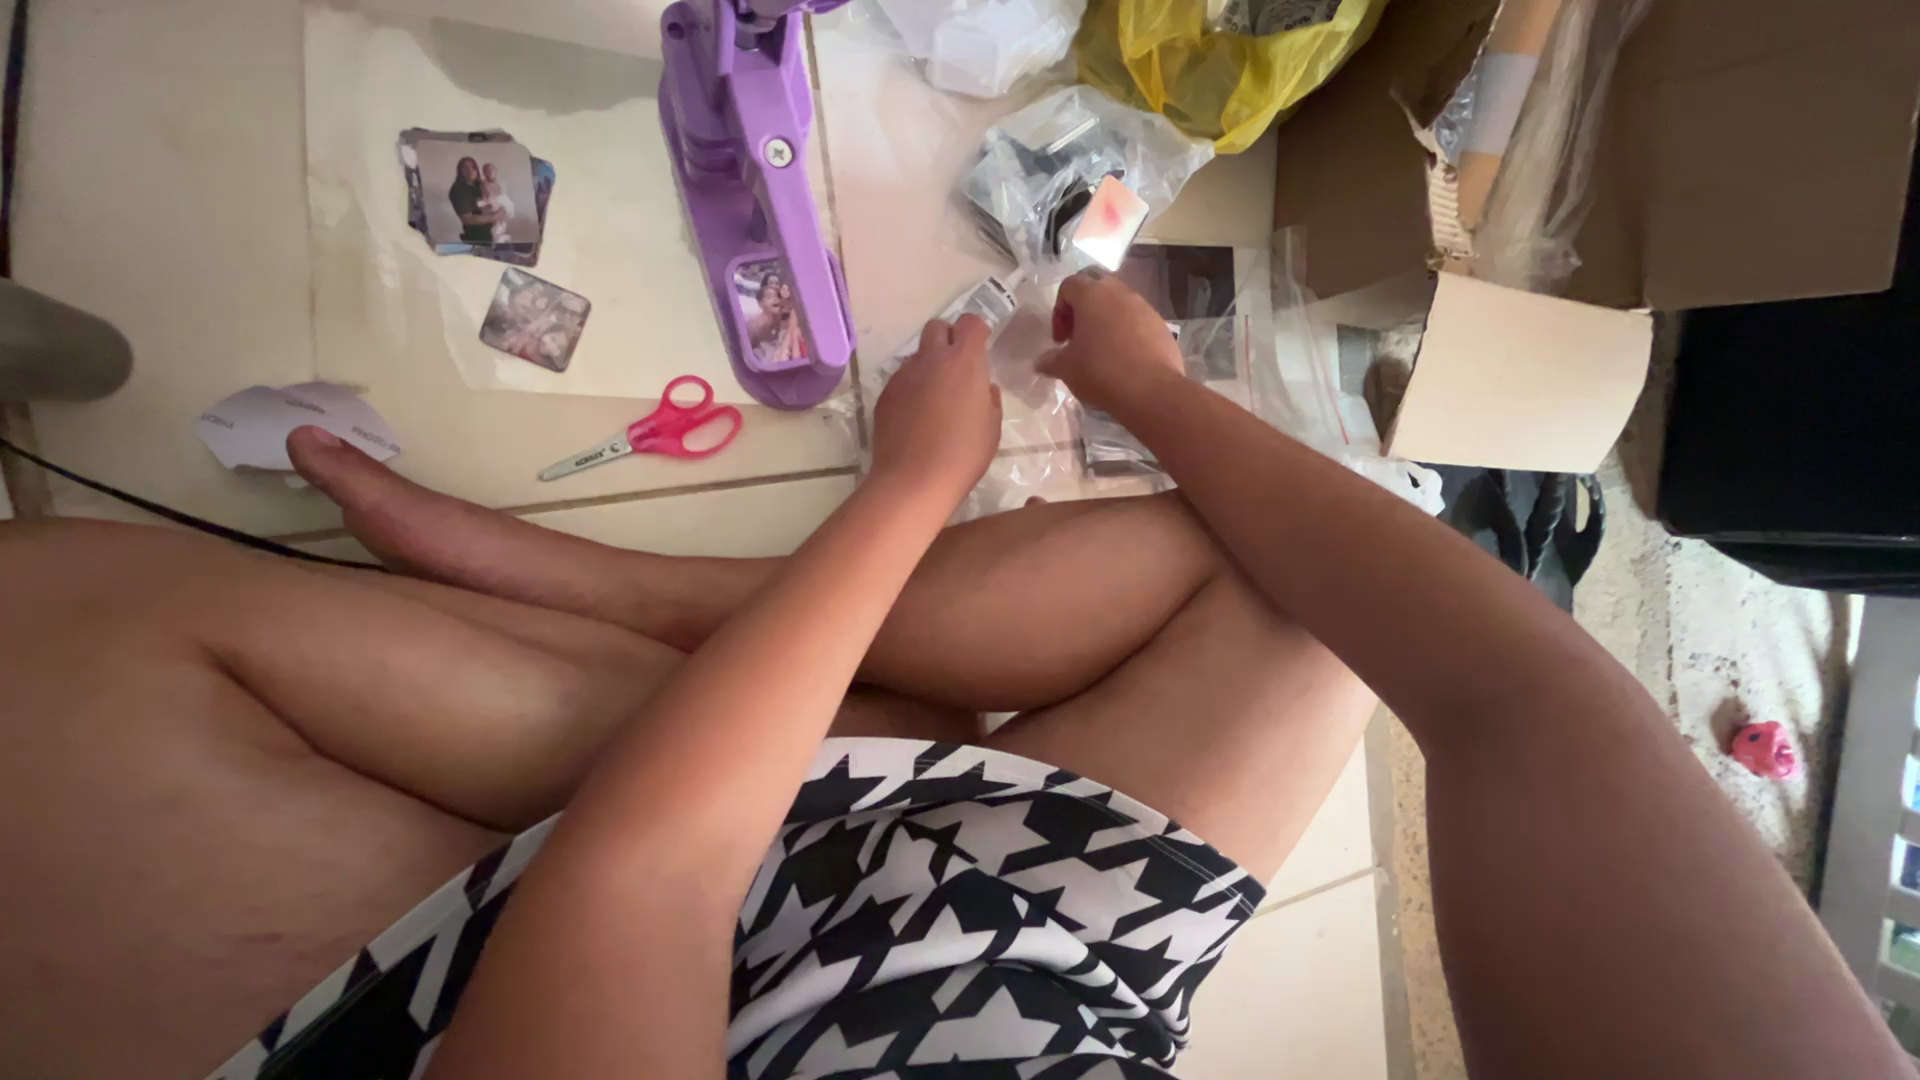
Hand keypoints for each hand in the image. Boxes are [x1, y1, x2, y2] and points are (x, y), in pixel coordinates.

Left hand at [870, 314, 1000, 502]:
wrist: (914, 479)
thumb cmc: (963, 455)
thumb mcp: (991, 428)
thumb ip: (988, 399)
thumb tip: (982, 388)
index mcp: (964, 362)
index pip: (970, 322)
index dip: (977, 331)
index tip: (981, 346)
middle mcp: (931, 360)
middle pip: (937, 328)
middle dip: (948, 339)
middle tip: (956, 367)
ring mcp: (903, 376)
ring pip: (917, 356)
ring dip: (928, 367)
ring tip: (934, 399)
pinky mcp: (885, 394)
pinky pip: (901, 381)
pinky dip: (911, 389)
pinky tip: (916, 417)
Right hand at [1038, 268, 1185, 413]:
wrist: (1150, 390)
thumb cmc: (1100, 371)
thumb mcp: (1065, 368)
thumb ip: (1050, 360)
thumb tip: (1041, 362)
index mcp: (1092, 295)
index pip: (1069, 286)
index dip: (1059, 311)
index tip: (1060, 340)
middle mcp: (1120, 292)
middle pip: (1096, 288)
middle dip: (1083, 310)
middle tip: (1079, 338)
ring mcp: (1144, 307)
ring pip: (1119, 304)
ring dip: (1106, 321)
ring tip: (1101, 351)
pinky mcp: (1161, 325)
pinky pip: (1138, 321)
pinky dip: (1127, 333)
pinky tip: (1124, 360)